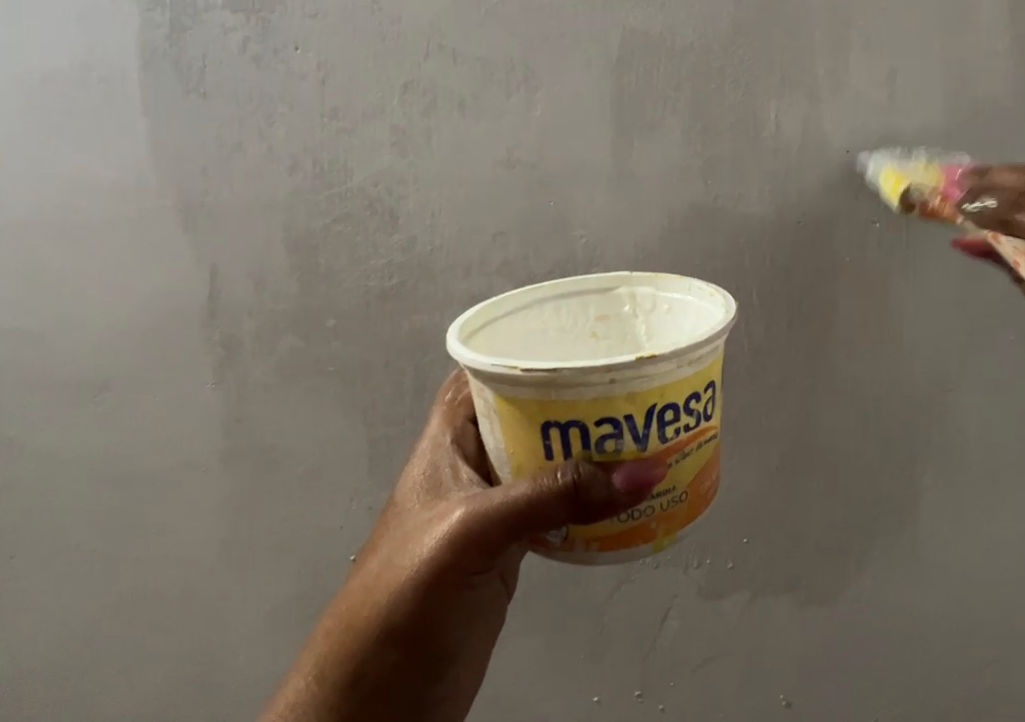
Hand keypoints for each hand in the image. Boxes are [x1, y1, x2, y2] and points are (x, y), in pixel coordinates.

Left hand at [262, 371, 666, 721]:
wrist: (380, 698)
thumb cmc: (399, 602)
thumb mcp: (474, 531)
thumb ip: (552, 497)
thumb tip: (640, 472)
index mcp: (448, 439)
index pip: (491, 371)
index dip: (533, 350)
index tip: (585, 339)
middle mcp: (473, 463)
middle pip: (533, 413)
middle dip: (580, 399)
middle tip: (633, 388)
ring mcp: (494, 508)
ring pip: (551, 459)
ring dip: (593, 450)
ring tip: (644, 434)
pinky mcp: (512, 549)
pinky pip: (561, 507)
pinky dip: (593, 499)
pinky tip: (625, 499)